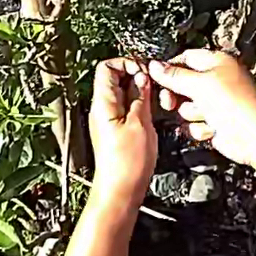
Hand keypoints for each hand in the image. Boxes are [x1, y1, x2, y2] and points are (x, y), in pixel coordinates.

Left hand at [88, 58, 156, 202]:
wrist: (120, 192)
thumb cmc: (127, 165)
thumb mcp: (141, 124)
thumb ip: (141, 97)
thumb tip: (143, 77)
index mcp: (102, 104)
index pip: (107, 67)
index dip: (127, 63)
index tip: (145, 71)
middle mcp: (101, 109)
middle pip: (115, 78)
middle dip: (136, 77)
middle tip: (153, 86)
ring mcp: (107, 119)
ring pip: (122, 93)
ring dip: (139, 92)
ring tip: (154, 101)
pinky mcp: (115, 130)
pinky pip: (126, 108)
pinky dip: (139, 105)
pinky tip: (150, 114)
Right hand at [147, 50, 255, 169]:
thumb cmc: (240, 106)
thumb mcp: (201, 84)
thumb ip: (175, 76)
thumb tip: (155, 66)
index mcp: (216, 63)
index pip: (184, 59)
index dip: (169, 69)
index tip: (155, 78)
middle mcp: (215, 81)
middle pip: (180, 84)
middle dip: (176, 95)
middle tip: (171, 101)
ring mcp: (215, 104)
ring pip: (185, 107)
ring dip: (192, 114)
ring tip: (206, 115)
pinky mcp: (214, 124)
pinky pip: (193, 125)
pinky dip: (200, 129)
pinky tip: (213, 129)